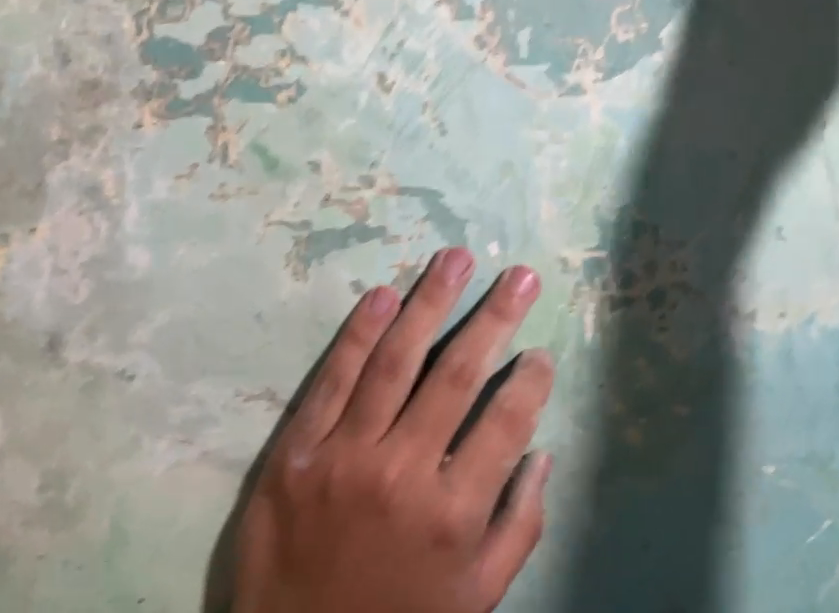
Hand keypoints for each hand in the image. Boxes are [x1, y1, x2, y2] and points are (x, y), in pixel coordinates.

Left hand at [231, 248, 555, 612]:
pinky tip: (383, 296)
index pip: (505, 423)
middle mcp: (403, 472)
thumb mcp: (474, 598)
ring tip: (456, 258)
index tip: (540, 351)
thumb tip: (542, 454)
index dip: (529, 381)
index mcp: (453, 513)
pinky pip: (332, 380)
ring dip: (430, 303)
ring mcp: (345, 456)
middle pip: (457, 375)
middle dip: (494, 318)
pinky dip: (359, 335)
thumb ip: (517, 527)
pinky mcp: (296, 450)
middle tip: (520, 275)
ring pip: (395, 361)